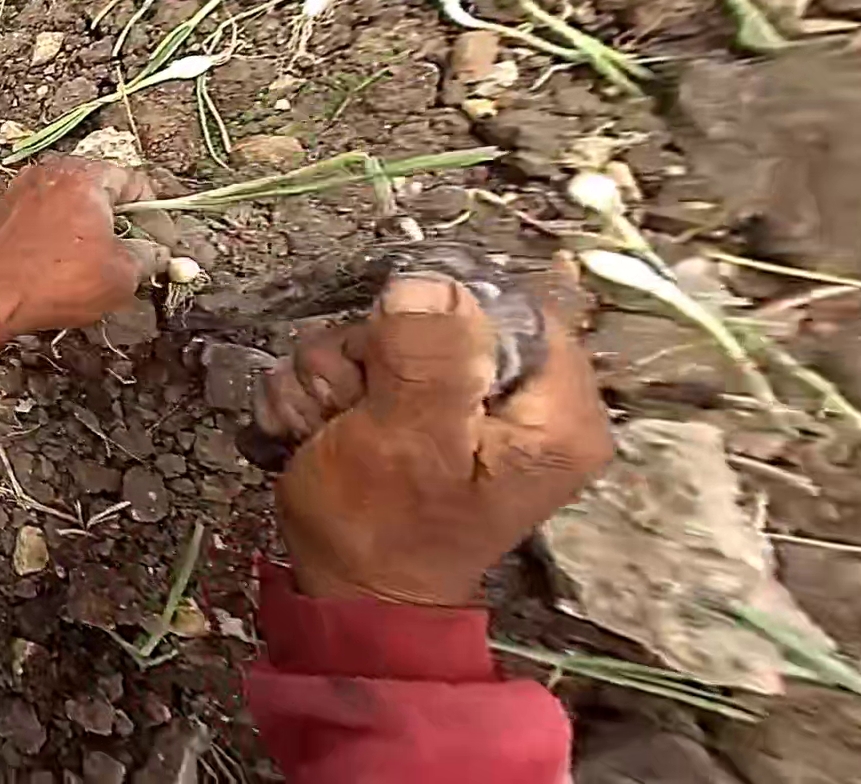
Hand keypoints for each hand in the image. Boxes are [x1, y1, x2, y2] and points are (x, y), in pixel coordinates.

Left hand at [0, 156, 156, 337]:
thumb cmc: (57, 280)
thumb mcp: (121, 275)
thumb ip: (149, 257)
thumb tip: (156, 253)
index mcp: (84, 176)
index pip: (135, 183)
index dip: (156, 216)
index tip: (163, 244)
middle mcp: (50, 173)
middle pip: (100, 192)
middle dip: (120, 223)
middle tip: (133, 255)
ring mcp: (20, 190)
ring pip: (69, 206)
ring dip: (87, 231)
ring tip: (96, 265)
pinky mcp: (0, 213)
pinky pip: (42, 219)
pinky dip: (58, 237)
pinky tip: (60, 266)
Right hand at [258, 276, 611, 605]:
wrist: (340, 581)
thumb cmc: (383, 526)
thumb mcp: (410, 443)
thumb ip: (427, 361)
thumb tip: (427, 281)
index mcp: (546, 408)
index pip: (511, 306)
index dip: (443, 311)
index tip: (396, 350)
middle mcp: (495, 394)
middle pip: (419, 316)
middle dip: (366, 353)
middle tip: (358, 405)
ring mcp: (433, 397)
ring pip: (362, 336)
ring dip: (329, 376)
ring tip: (332, 426)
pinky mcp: (386, 403)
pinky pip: (334, 362)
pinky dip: (314, 391)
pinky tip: (316, 427)